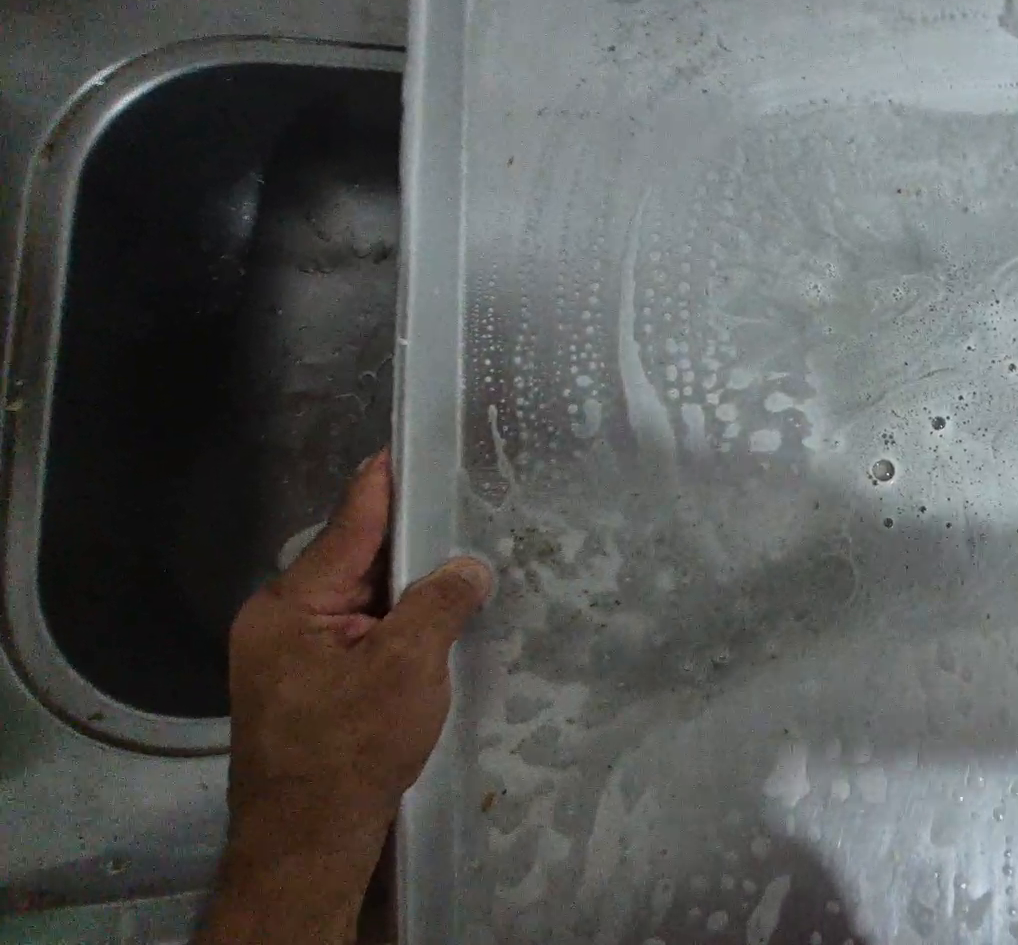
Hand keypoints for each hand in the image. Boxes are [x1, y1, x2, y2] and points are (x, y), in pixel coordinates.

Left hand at [198, 450, 491, 944]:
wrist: (313, 835)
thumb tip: (470, 564)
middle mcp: (285, 621)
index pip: (346, 528)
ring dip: (414, 576)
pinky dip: (408, 610)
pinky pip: (370, 624)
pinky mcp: (321, 677)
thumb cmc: (353, 744)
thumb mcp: (406, 665)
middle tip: (460, 496)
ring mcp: (300, 652)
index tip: (401, 445)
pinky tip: (445, 604)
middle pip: (357, 558)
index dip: (379, 485)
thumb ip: (440, 603)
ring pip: (367, 593)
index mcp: (290, 608)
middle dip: (410, 532)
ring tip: (465, 544)